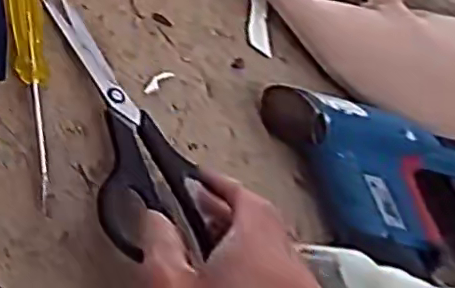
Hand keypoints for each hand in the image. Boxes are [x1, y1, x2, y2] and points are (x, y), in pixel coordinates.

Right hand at [141, 169, 319, 287]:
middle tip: (199, 209)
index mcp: (264, 253)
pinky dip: (261, 273)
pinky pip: (285, 281)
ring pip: (279, 259)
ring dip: (246, 246)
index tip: (199, 177)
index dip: (221, 183)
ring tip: (211, 250)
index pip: (249, 199)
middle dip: (230, 214)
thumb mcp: (168, 281)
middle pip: (267, 228)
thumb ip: (159, 238)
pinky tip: (232, 280)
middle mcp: (298, 275)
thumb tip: (156, 217)